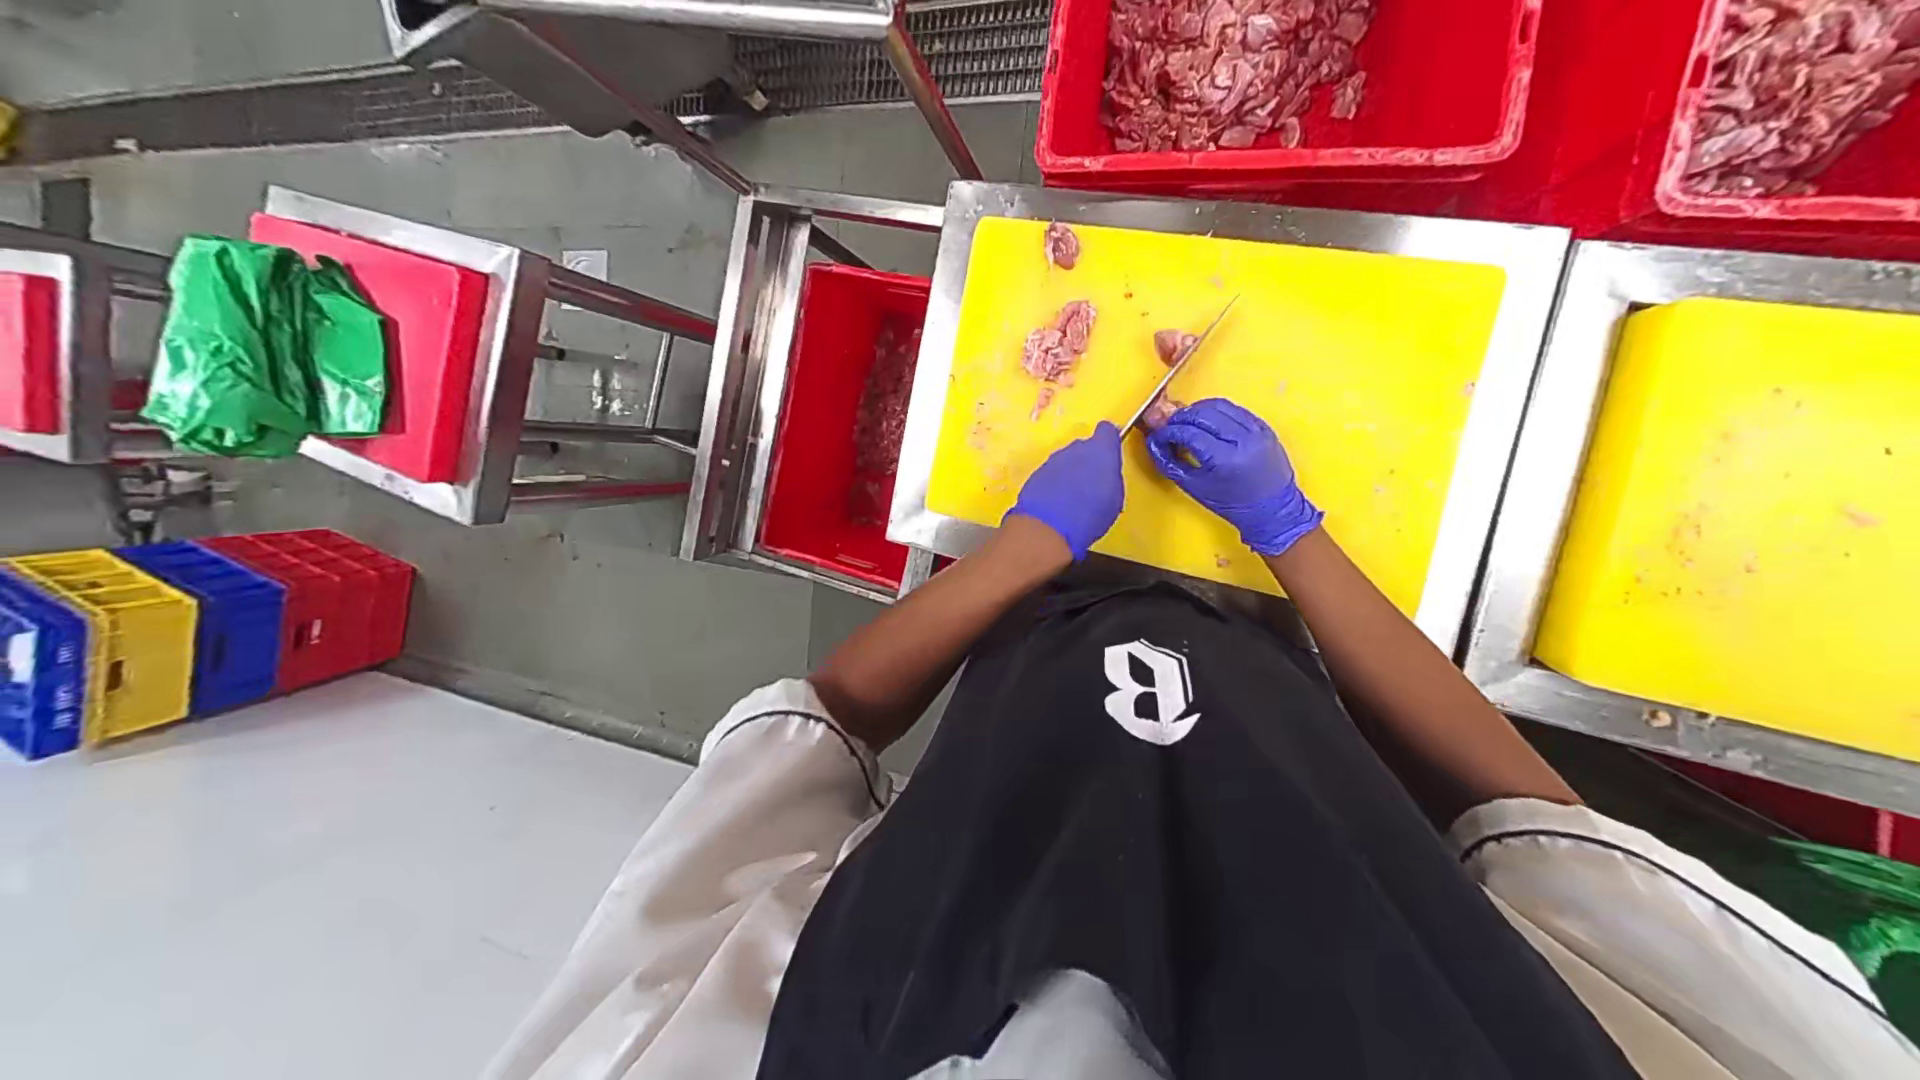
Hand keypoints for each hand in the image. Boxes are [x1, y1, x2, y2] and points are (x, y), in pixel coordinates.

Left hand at [1006, 421, 1124, 559]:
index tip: (1111, 453)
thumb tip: (1104, 472)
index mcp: (1100, 450)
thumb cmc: (1092, 513)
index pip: (1107, 430)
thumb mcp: (1115, 497)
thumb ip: (1110, 476)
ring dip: (1069, 474)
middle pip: (1083, 447)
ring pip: (1065, 461)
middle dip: (1088, 461)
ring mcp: (1052, 461)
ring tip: (1073, 499)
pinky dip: (1053, 485)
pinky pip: (1050, 476)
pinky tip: (1056, 505)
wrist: (1048, 527)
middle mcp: (1074, 449)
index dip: (1109, 440)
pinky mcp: (1035, 475)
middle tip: (1092, 485)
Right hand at [1147, 398, 1322, 555]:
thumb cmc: (1232, 503)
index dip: (1168, 432)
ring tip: (1187, 421)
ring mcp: (1256, 431)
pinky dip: (1217, 412)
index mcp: (1224, 459)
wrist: (1272, 509)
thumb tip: (1155, 444)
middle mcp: (1243, 440)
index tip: (1159, 435)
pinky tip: (1208, 421)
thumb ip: (1170, 463)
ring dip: (1198, 410)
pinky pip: (1235, 410)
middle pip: (1203, 414)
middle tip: (1170, 426)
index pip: (1189, 432)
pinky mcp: (1264, 427)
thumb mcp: (1194, 487)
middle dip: (1181, 417)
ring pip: (1220, 406)